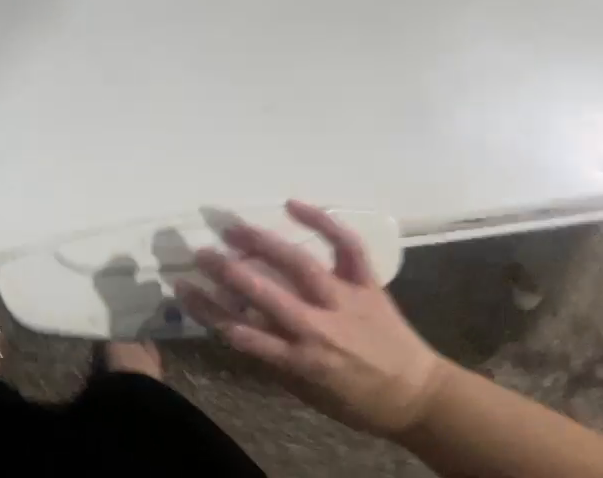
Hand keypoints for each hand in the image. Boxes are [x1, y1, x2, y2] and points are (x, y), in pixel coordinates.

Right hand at [180, 200, 447, 436]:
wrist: (421, 398)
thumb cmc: (356, 399)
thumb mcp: (307, 390)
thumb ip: (272, 354)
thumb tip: (232, 318)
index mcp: (301, 360)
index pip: (242, 332)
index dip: (207, 309)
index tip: (181, 287)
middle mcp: (319, 328)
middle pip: (265, 294)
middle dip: (227, 271)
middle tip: (199, 252)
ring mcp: (345, 302)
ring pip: (299, 265)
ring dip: (262, 243)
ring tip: (232, 227)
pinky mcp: (368, 285)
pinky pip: (347, 248)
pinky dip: (323, 221)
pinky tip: (292, 203)